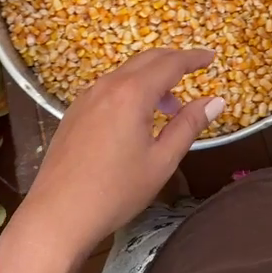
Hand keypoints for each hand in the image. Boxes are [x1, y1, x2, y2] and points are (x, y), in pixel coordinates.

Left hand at [8, 49, 223, 259]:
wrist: (56, 216)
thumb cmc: (115, 191)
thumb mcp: (161, 161)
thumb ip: (189, 125)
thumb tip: (215, 101)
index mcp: (132, 93)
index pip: (170, 63)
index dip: (193, 58)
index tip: (212, 56)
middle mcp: (108, 85)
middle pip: (147, 59)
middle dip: (173, 61)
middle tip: (195, 71)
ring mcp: (87, 97)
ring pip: (126, 73)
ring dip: (152, 79)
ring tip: (170, 107)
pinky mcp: (74, 112)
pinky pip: (110, 87)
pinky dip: (131, 89)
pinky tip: (137, 118)